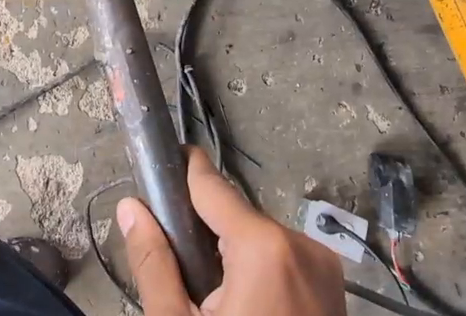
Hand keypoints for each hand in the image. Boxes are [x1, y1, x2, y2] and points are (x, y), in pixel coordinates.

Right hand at [118, 148, 345, 315]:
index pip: (208, 182)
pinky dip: (257, 276)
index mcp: (265, 247)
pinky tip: (242, 312)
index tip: (151, 164)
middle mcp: (303, 247)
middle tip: (179, 277)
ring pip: (258, 240)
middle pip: (232, 216)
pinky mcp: (335, 296)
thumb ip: (153, 263)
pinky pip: (282, 264)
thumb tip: (130, 208)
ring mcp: (326, 272)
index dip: (177, 171)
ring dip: (229, 257)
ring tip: (211, 306)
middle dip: (201, 234)